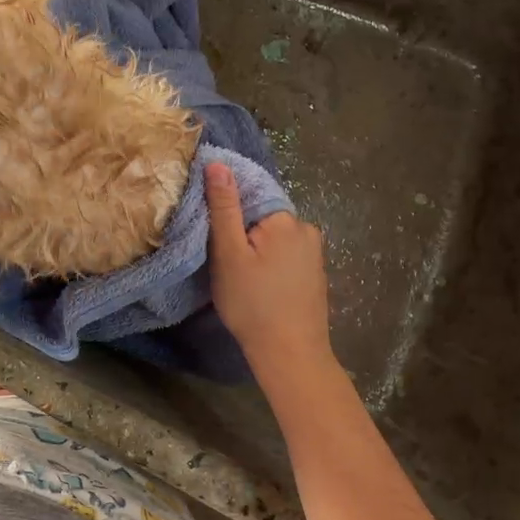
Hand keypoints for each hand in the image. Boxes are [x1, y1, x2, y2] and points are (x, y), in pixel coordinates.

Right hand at [204, 162, 332, 370]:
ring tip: (232, 266)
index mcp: (286, 220)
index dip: (225, 204)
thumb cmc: (252, 302)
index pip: (250, 192)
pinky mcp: (313, 273)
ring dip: (251, 243)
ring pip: (270, 234)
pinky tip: (253, 278)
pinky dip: (265, 258)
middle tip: (216, 250)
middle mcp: (306, 230)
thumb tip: (218, 164)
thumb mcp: (228, 252)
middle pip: (261, 213)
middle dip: (238, 226)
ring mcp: (313, 254)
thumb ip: (224, 206)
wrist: (290, 356)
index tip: (207, 223)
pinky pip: (282, 252)